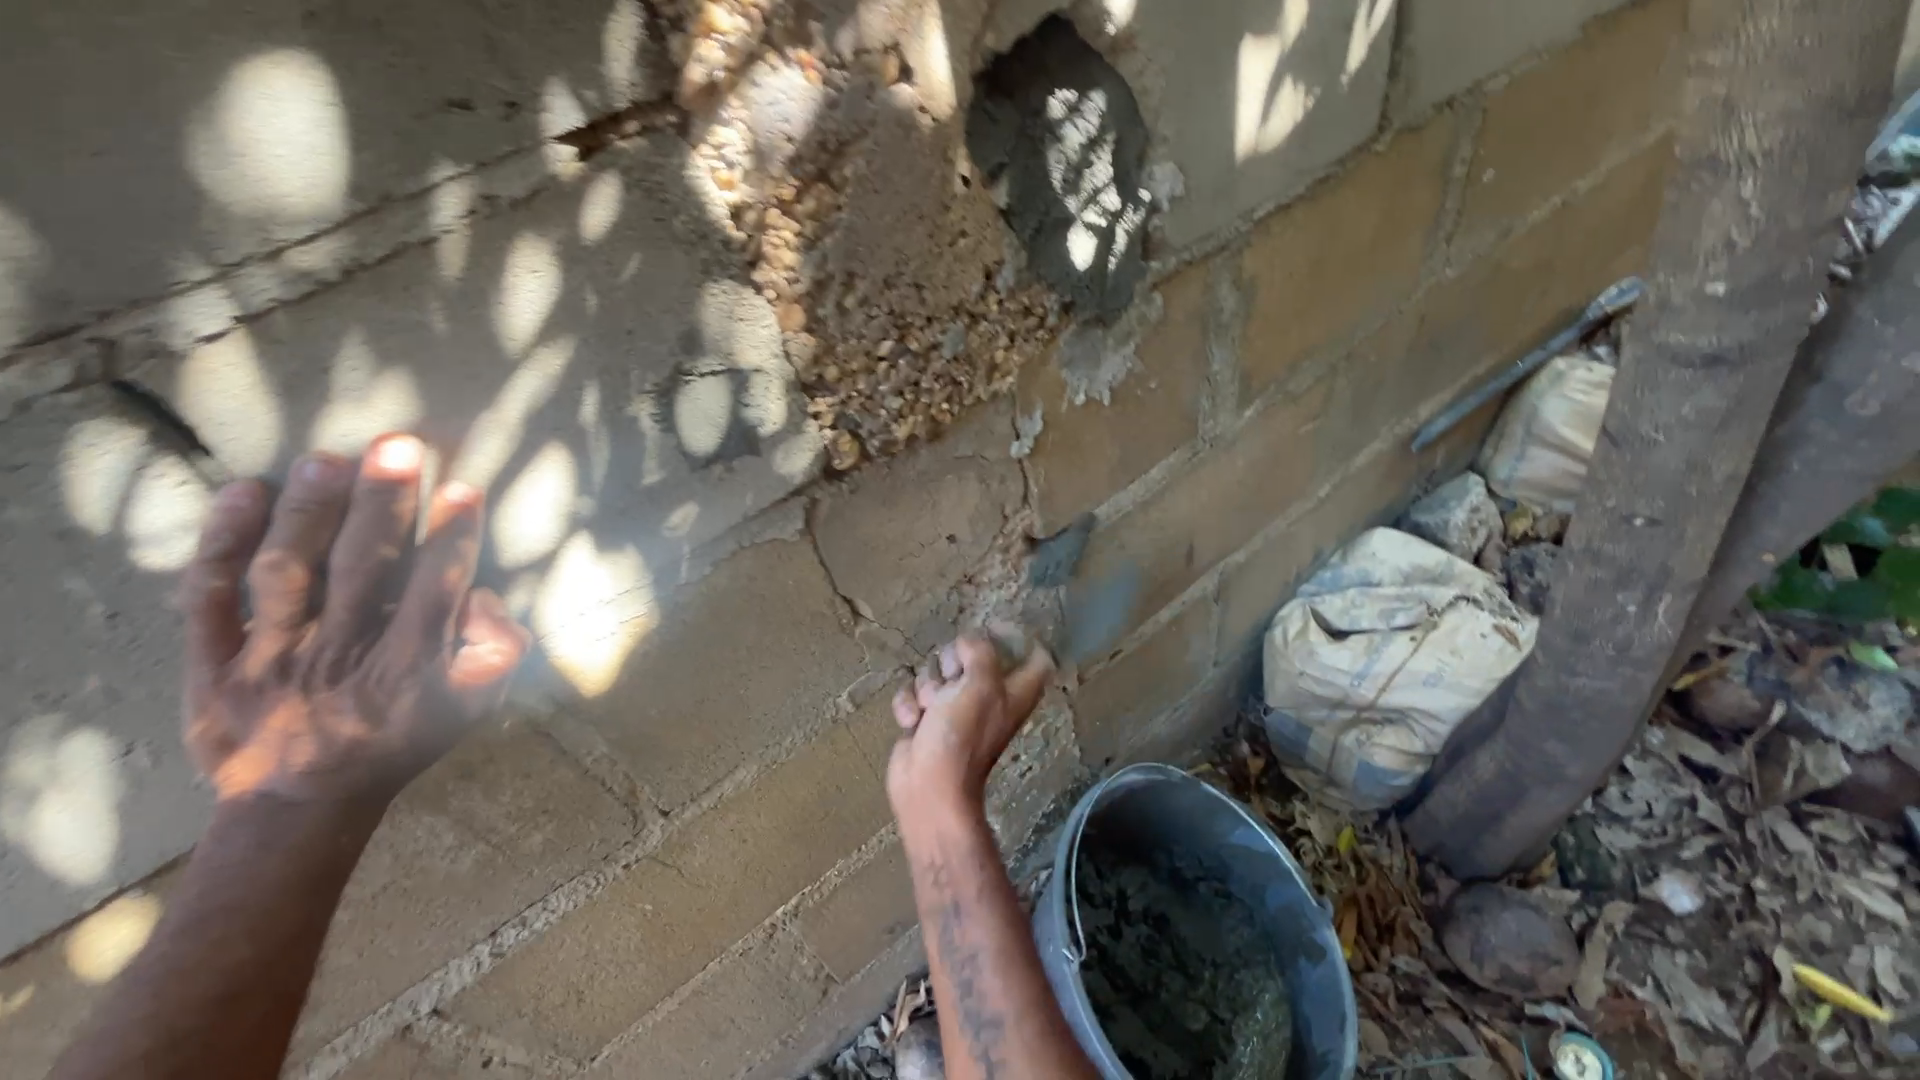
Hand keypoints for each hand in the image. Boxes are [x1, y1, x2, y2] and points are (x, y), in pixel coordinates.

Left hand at [179, 435, 529, 806]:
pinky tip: (242, 493)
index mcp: (404, 674)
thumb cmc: (397, 742)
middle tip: (396, 447)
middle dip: (382, 507)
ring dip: (309, 513)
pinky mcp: (210, 661)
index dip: (451, 541)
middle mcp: (337, 659)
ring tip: (329, 459)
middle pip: (361, 572)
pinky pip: (208, 598)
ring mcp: (267, 659)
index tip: (463, 489)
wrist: (298, 802)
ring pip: (287, 575)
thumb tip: (485, 600)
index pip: (433, 594)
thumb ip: (492, 657)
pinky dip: (219, 544)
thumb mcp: (467, 713)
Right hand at [887, 633, 1053, 818]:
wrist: (927, 787)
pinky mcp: (927, 720)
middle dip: (953, 661)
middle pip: (972, 656)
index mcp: (1015, 691)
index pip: (1036, 657)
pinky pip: (914, 694)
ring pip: (936, 673)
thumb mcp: (981, 685)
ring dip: (927, 688)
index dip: (1020, 638)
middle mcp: (989, 697)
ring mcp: (954, 708)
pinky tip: (912, 724)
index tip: (994, 626)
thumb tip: (968, 643)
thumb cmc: (962, 736)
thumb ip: (980, 653)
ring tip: (931, 710)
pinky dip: (910, 706)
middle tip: (952, 678)